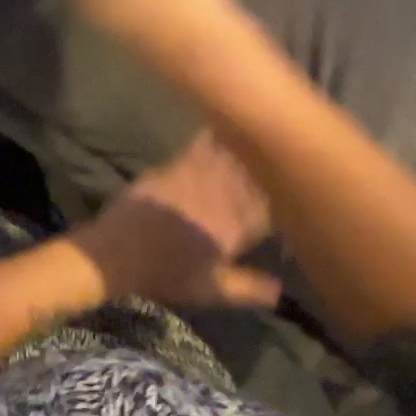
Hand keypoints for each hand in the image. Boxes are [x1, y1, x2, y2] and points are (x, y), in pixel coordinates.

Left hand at [74, 131, 279, 307]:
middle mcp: (221, 197)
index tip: (296, 181)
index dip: (286, 192)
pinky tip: (217, 125)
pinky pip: (197, 148)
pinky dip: (210, 137)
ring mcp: (195, 178)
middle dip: (268, 160)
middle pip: (253, 173)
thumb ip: (248, 287)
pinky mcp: (170, 168)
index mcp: (236, 227)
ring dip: (243, 143)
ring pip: (228, 155)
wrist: (118, 253)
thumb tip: (280, 290)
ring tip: (259, 126)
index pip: (270, 204)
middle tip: (284, 143)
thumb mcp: (210, 290)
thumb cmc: (166, 275)